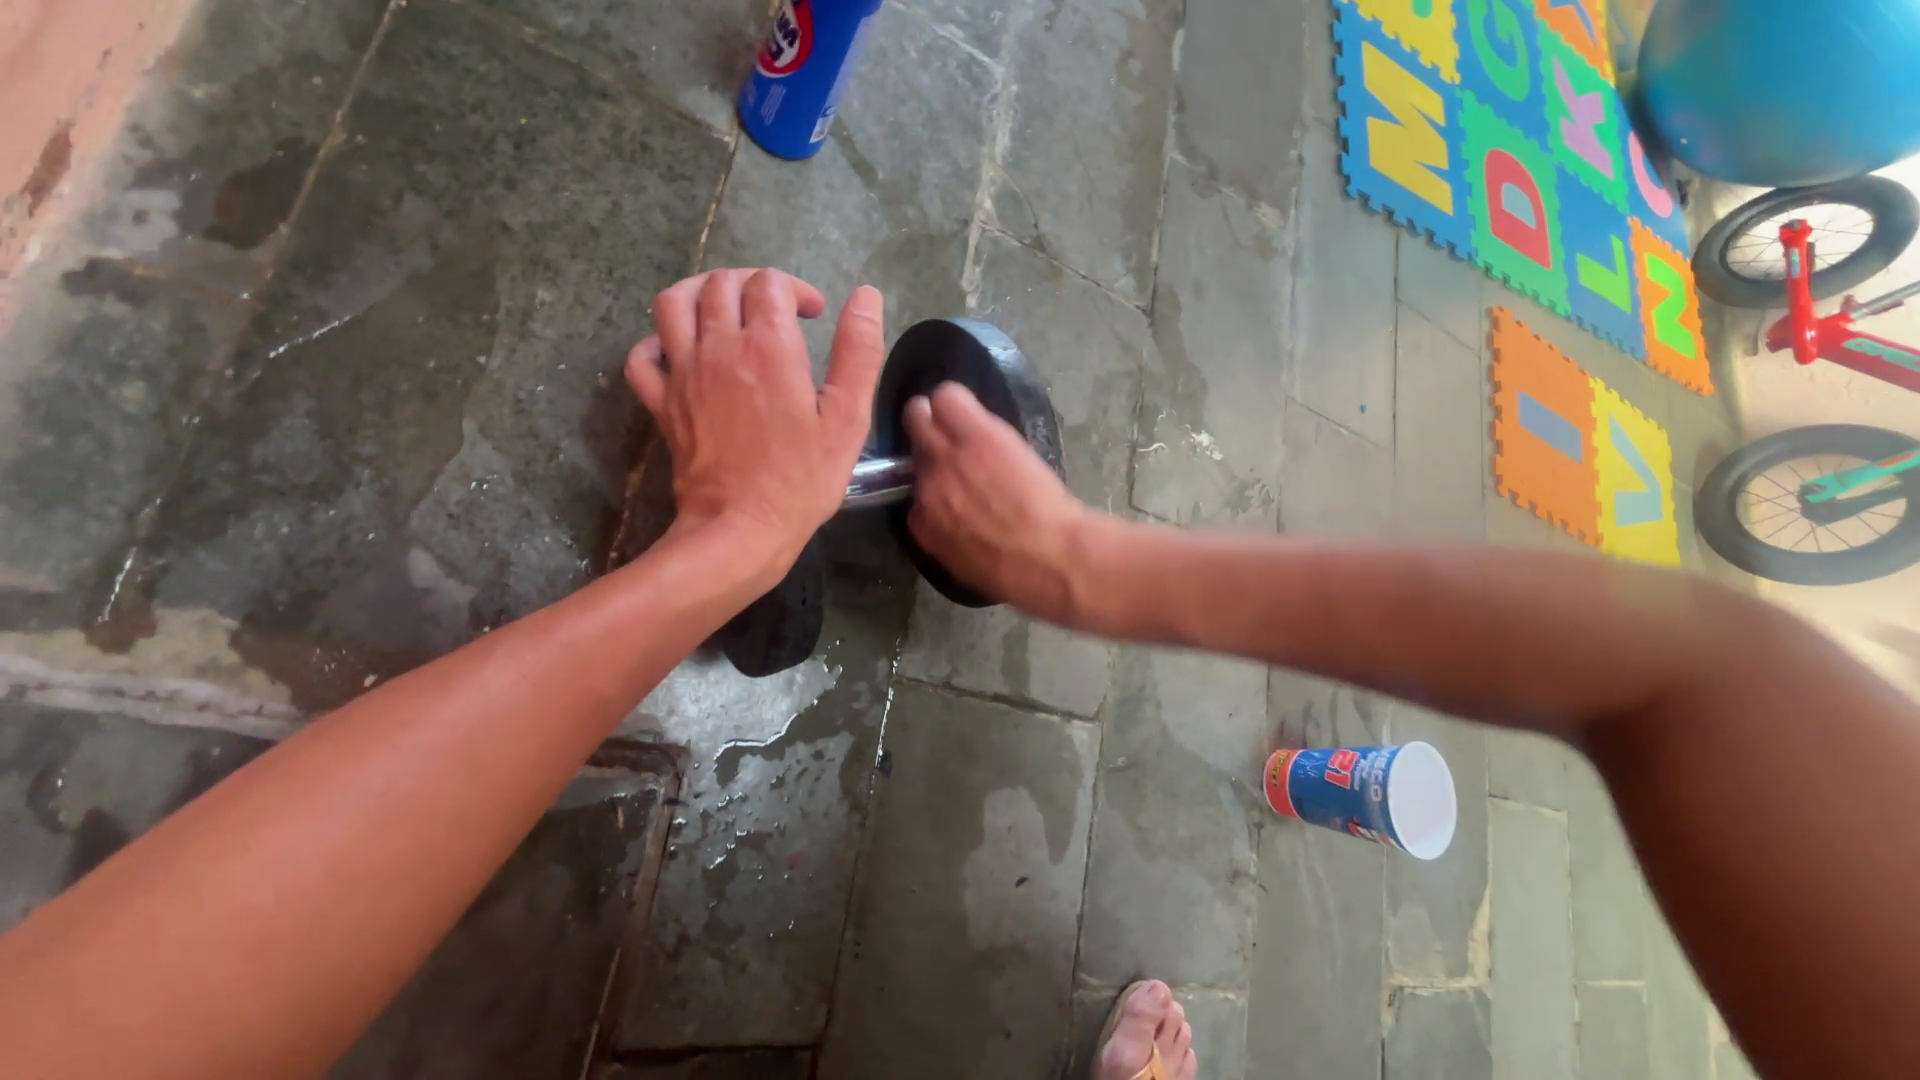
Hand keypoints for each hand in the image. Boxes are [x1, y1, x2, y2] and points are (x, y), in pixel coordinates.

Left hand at [627, 270, 883, 566]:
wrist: (740, 528)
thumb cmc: (801, 478)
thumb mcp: (847, 418)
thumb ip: (858, 352)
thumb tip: (866, 295)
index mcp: (768, 346)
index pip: (770, 284)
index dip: (796, 289)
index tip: (813, 314)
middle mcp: (719, 347)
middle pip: (721, 283)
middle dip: (751, 283)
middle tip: (773, 308)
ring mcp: (683, 374)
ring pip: (673, 303)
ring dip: (699, 292)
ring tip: (722, 308)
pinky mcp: (662, 403)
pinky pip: (642, 357)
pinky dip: (657, 342)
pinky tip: (680, 351)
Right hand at [902, 383, 1095, 621]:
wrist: (1049, 556)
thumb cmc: (1019, 572)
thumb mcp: (969, 566)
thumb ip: (951, 539)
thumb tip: (955, 524)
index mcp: (923, 525)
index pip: (913, 492)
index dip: (933, 481)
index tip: (951, 480)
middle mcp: (925, 486)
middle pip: (912, 444)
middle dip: (922, 437)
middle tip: (944, 435)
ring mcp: (946, 456)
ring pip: (921, 414)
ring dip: (935, 413)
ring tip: (957, 416)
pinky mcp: (972, 434)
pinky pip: (949, 398)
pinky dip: (955, 398)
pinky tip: (969, 405)